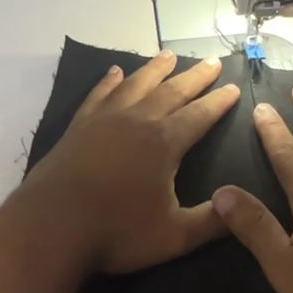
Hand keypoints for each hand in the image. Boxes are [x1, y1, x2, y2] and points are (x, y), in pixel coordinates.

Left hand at [14, 52, 239, 274]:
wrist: (51, 226)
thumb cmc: (116, 232)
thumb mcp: (175, 236)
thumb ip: (212, 222)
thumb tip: (241, 204)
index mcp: (164, 143)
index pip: (199, 115)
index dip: (219, 102)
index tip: (235, 88)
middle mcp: (137, 121)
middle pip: (172, 91)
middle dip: (195, 77)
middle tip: (212, 62)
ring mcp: (104, 120)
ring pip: (135, 84)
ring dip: (155, 69)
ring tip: (168, 55)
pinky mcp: (79, 126)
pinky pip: (99, 94)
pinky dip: (110, 81)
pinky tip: (115, 72)